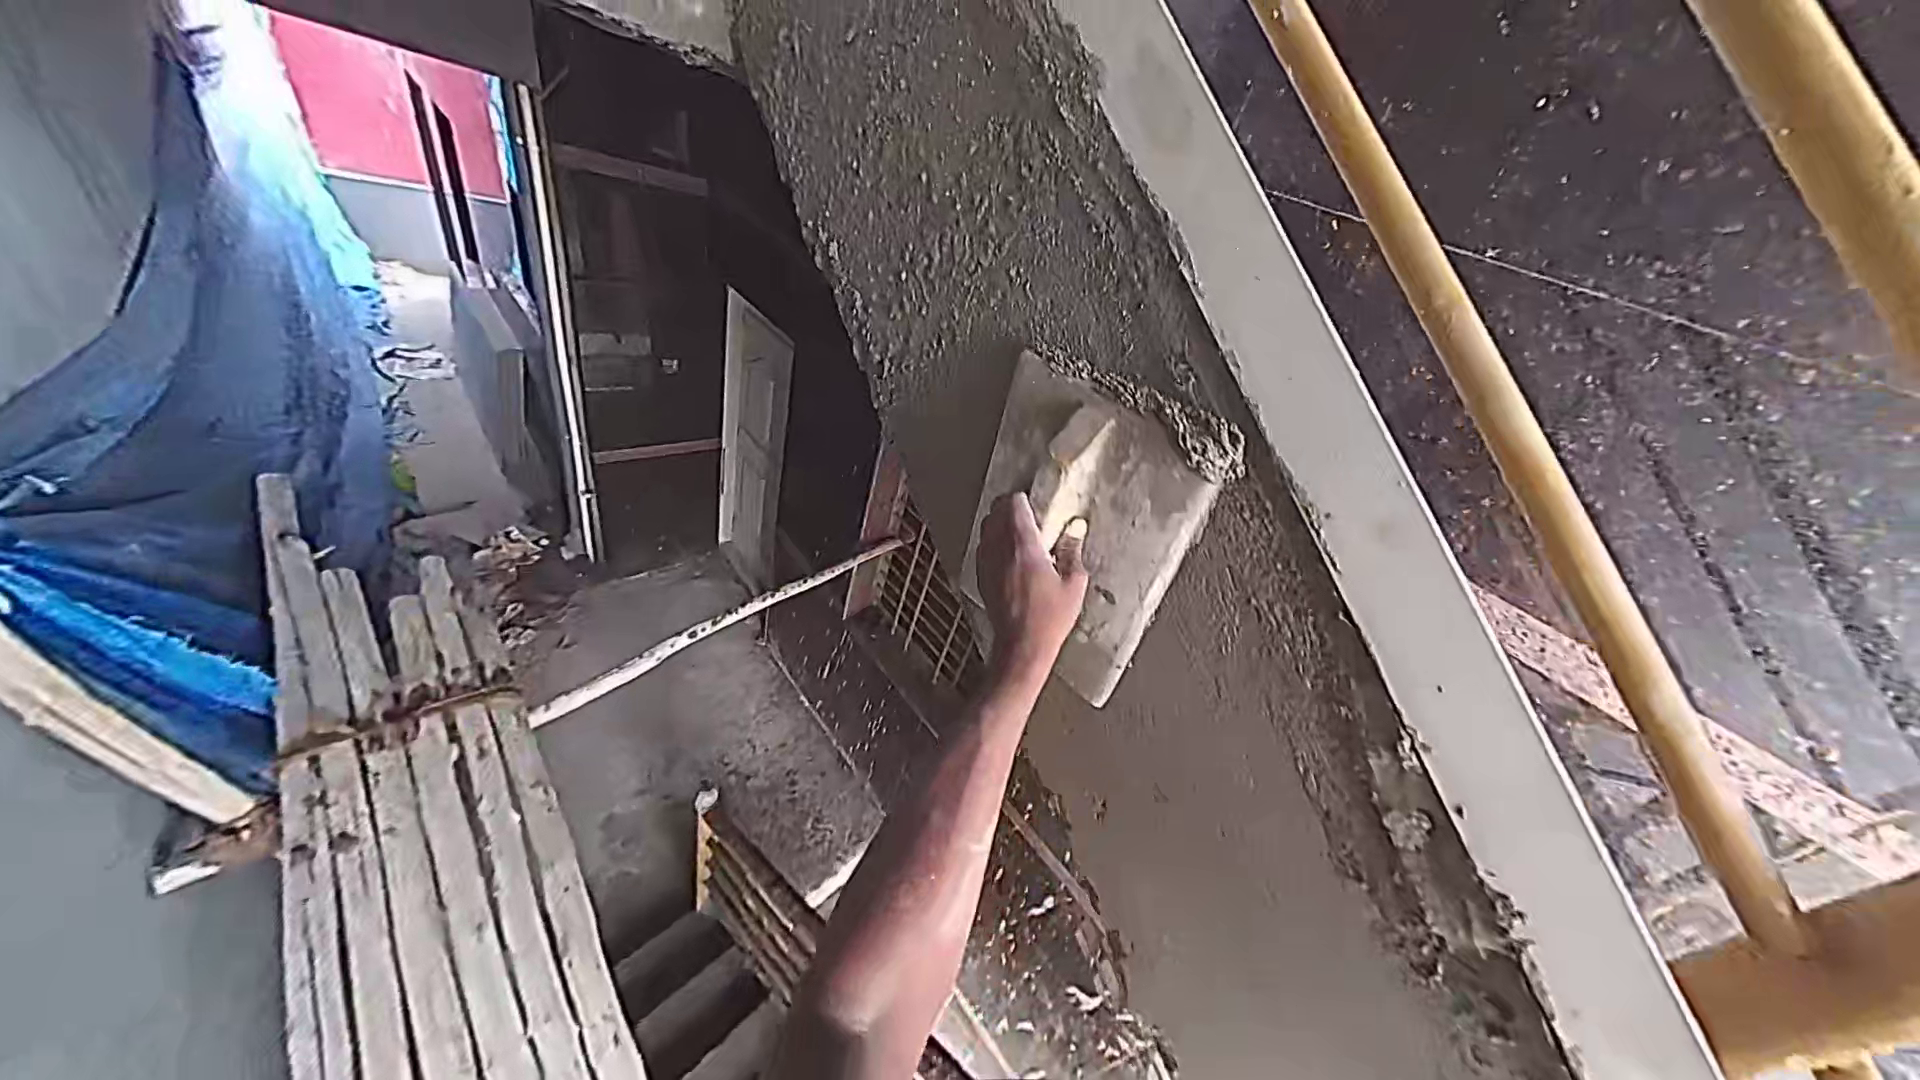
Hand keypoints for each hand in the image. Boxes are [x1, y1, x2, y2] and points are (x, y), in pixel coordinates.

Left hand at [977, 492, 1088, 679]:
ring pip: (986, 527)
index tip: (1035, 500)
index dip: (1023, 498)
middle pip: (996, 511)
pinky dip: (993, 541)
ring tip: (1017, 531)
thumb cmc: (1049, 618)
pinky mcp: (981, 575)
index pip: (1014, 505)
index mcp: (1024, 547)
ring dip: (999, 522)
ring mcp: (987, 562)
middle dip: (1009, 506)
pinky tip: (1008, 553)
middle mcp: (1000, 550)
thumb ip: (1073, 552)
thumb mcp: (1074, 585)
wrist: (1021, 646)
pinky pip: (982, 546)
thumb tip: (1074, 531)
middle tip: (1027, 511)